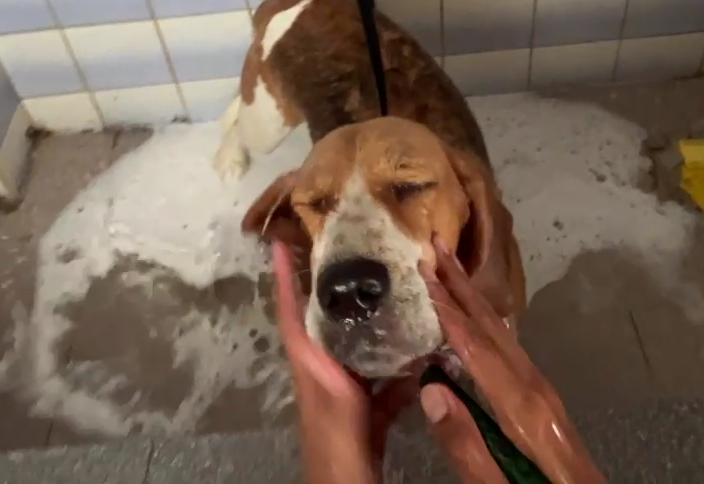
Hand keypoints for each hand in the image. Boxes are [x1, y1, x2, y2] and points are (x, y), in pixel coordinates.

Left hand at [272, 241, 418, 483]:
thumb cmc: (339, 460)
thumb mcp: (344, 421)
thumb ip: (353, 393)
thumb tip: (364, 357)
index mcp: (314, 371)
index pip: (293, 316)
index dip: (284, 279)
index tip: (279, 242)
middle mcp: (326, 376)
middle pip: (326, 322)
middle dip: (334, 287)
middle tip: (350, 250)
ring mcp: (345, 395)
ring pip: (356, 346)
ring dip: (372, 322)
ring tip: (394, 290)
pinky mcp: (365, 415)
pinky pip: (381, 379)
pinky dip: (400, 367)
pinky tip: (423, 354)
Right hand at [420, 238, 604, 483]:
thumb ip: (468, 448)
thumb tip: (430, 390)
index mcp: (524, 410)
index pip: (476, 347)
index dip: (447, 308)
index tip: (423, 271)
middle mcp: (536, 388)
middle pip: (493, 326)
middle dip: (462, 283)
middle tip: (436, 243)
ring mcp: (544, 392)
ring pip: (503, 332)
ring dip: (473, 296)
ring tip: (450, 266)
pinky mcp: (544, 402)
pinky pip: (509, 346)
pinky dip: (486, 319)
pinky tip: (476, 315)